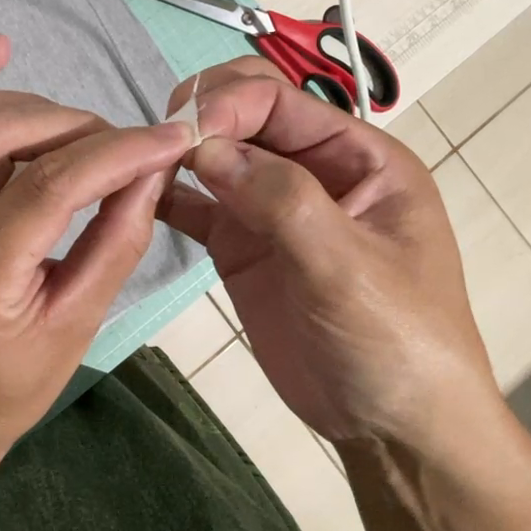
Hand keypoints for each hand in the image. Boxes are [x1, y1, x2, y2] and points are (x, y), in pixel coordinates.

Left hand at [0, 34, 195, 458]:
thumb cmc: (11, 380)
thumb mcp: (76, 324)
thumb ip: (115, 241)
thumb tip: (150, 168)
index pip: (49, 186)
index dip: (115, 152)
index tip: (168, 137)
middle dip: (72, 124)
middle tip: (119, 141)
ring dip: (27, 107)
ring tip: (77, 130)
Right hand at [162, 56, 498, 449]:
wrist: (391, 430)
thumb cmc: (395, 342)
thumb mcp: (348, 268)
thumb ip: (281, 200)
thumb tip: (203, 146)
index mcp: (357, 155)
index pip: (279, 100)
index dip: (226, 104)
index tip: (182, 134)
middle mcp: (312, 167)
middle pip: (243, 111)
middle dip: (200, 116)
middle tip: (158, 146)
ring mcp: (271, 203)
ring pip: (214, 150)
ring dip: (176, 151)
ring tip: (137, 167)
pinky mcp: (239, 239)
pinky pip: (195, 201)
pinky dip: (165, 193)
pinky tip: (134, 195)